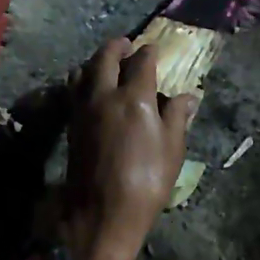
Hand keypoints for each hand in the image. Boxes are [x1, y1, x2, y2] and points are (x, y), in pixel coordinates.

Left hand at [62, 39, 198, 259]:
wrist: (102, 215)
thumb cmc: (146, 182)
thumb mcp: (172, 149)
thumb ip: (177, 116)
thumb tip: (188, 96)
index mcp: (134, 98)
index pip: (141, 62)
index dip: (150, 52)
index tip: (154, 49)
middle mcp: (104, 96)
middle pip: (105, 58)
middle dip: (117, 46)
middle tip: (127, 44)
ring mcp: (83, 109)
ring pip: (83, 71)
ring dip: (95, 61)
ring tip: (107, 63)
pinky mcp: (71, 125)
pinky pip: (74, 90)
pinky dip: (83, 79)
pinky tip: (93, 88)